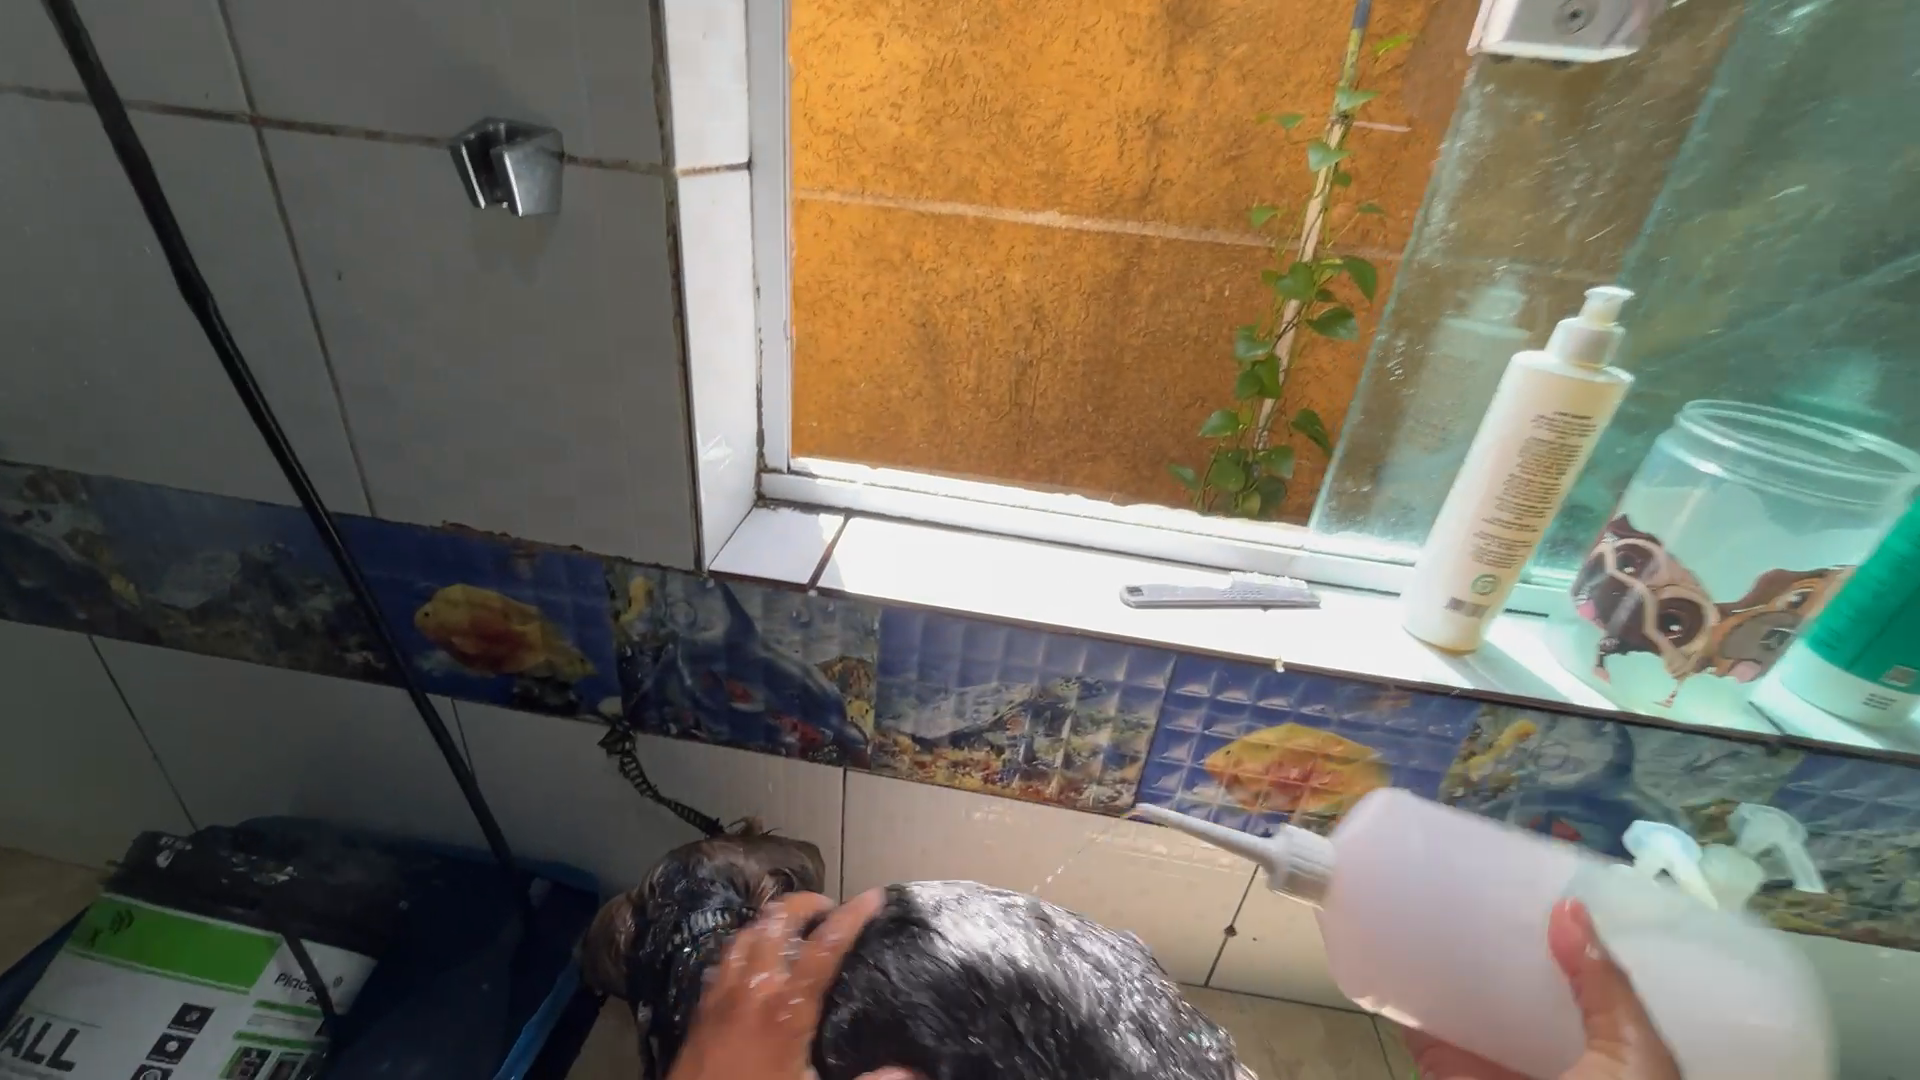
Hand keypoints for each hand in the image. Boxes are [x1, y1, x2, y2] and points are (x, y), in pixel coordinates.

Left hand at [666, 889, 909, 1079]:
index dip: (853, 915)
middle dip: (807, 903)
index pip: (826, 944)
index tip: (874, 897)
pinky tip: (755, 957)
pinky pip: (726, 956)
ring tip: (795, 925)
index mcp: (787, 1007)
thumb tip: (916, 1071)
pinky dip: (747, 943)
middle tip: (829, 910)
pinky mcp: (703, 1006)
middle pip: (779, 920)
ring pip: (750, 931)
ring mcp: (724, 993)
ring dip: (775, 919)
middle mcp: (754, 987)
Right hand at [1404, 899, 1680, 1079]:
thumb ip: (1609, 991)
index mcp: (1604, 1054)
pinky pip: (1417, 1023)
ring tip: (1422, 901)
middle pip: (1516, 988)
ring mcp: (1489, 1062)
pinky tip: (1389, 945)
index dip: (1562, 940)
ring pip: (1463, 1002)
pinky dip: (1402, 990)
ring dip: (1442, 962)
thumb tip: (1569, 907)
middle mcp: (1546, 1054)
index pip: (1582, 986)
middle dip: (1495, 942)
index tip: (1534, 887)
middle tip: (1469, 884)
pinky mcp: (1444, 1066)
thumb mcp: (1636, 1060)